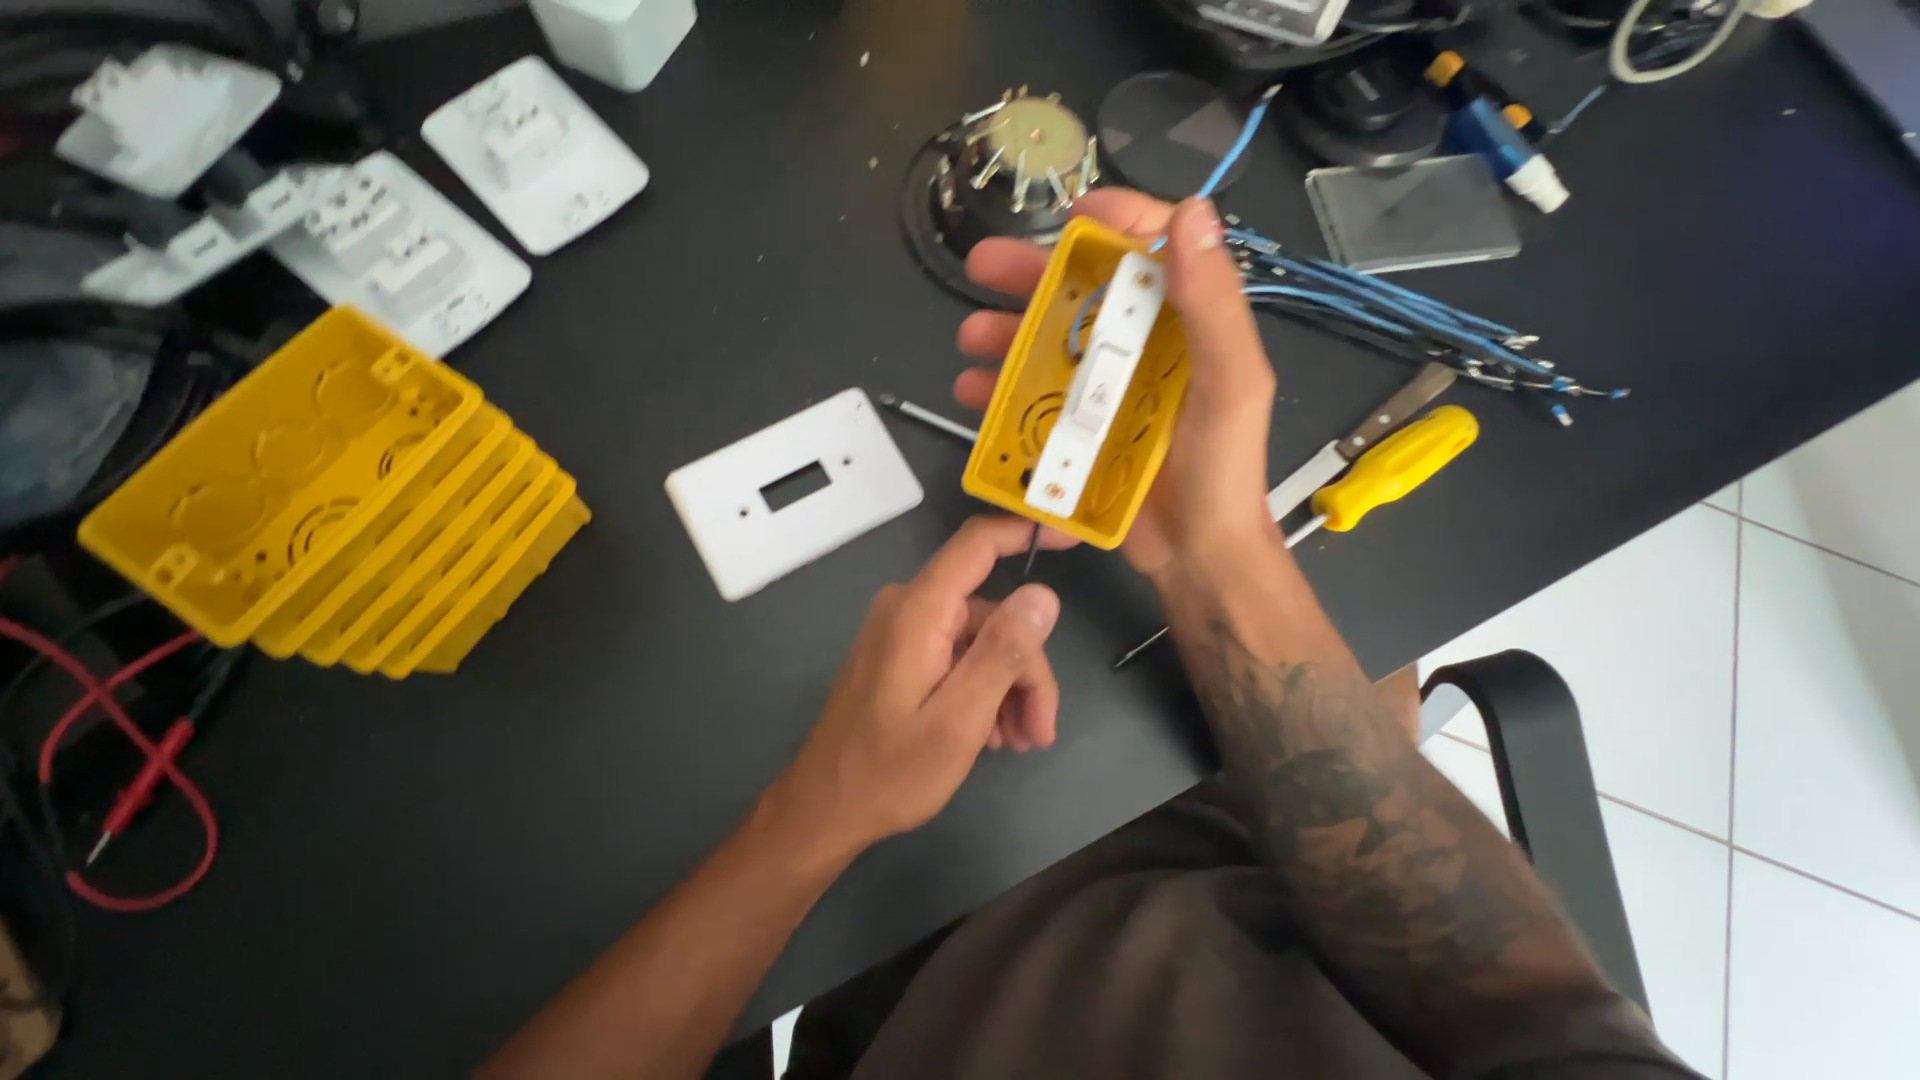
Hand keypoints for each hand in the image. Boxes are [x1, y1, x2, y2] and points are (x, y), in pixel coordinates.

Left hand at [771, 517, 1071, 852]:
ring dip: (1008, 687)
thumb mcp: (958, 720)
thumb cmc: (890, 772)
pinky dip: (983, 689)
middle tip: (1041, 730)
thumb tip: (1044, 594)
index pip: (978, 544)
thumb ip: (1001, 653)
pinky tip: (992, 735)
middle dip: (1026, 666)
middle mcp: (908, 609)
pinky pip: (957, 656)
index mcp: (918, 612)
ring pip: (980, 640)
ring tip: (1019, 742)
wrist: (824, 810)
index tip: (1074, 538)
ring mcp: (902, 633)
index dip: (1028, 531)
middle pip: (992, 612)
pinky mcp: (900, 657)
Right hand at [954, 192, 1279, 579]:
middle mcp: (1142, 347)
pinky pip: (1032, 399)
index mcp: (1186, 324)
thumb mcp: (1231, 384)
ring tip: (969, 340)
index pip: (1153, 250)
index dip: (1117, 220)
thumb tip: (1191, 211)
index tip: (1072, 216)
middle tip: (980, 265)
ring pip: (1047, 344)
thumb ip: (1215, 305)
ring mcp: (1105, 390)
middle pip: (1082, 293)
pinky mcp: (1078, 429)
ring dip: (1004, 335)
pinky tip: (971, 394)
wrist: (1197, 552)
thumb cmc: (1222, 468)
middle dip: (1030, 273)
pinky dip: (999, 393)